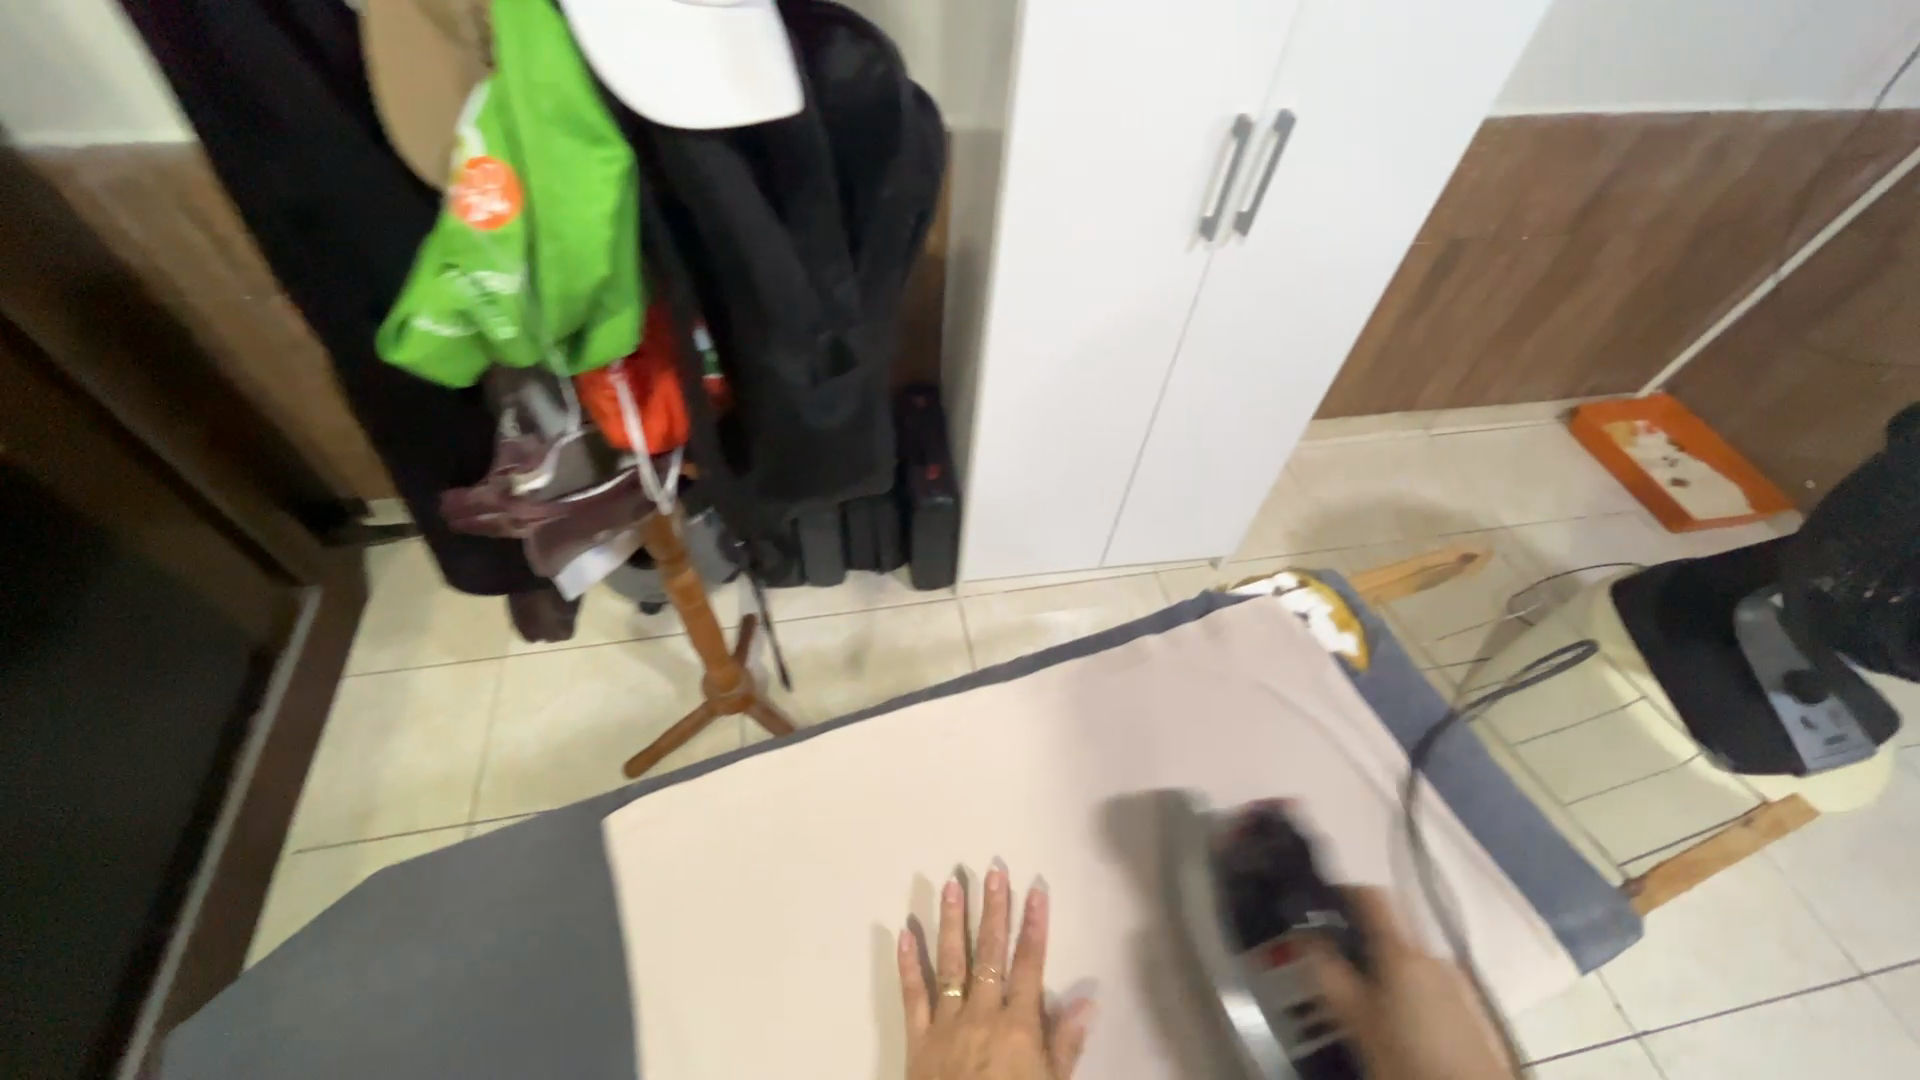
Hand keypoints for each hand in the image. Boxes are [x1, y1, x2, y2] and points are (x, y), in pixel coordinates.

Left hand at [897, 865, 1095, 1079]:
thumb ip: (1065, 1045)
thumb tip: (1087, 1000)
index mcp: (1018, 1027)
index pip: (1030, 965)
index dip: (1034, 926)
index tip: (1035, 889)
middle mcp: (982, 1015)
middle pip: (989, 955)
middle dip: (993, 910)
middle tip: (992, 870)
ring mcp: (946, 1024)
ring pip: (950, 964)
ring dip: (952, 922)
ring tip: (952, 883)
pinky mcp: (917, 1040)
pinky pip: (913, 997)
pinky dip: (907, 964)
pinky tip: (904, 931)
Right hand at [1305, 887, 1516, 1079]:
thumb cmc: (1407, 1060)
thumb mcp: (1356, 1020)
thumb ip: (1329, 974)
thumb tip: (1305, 937)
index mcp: (1401, 952)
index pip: (1372, 896)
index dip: (1347, 886)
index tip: (1324, 888)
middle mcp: (1431, 956)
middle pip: (1393, 925)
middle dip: (1363, 929)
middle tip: (1334, 944)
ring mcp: (1455, 981)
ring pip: (1410, 953)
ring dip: (1385, 957)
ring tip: (1362, 983)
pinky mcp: (1470, 1006)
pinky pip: (1428, 976)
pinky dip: (1407, 980)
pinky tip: (1396, 1011)